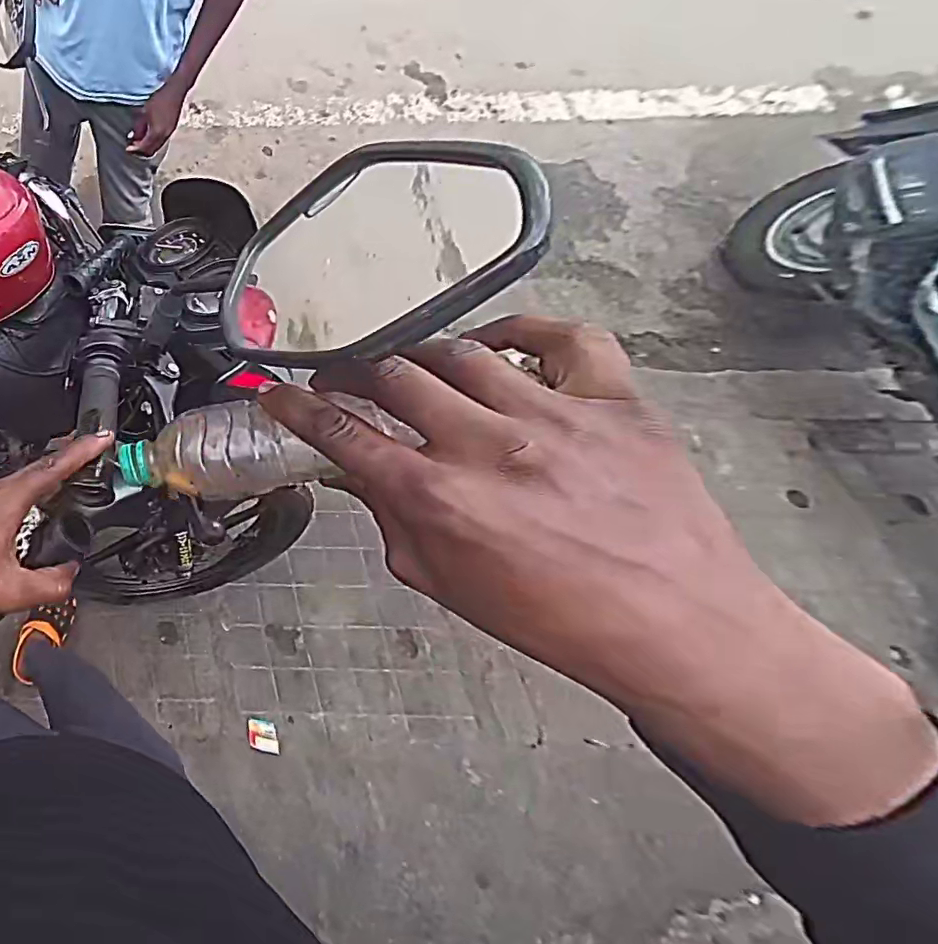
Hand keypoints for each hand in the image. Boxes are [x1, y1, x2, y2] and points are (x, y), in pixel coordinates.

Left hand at [0, 433, 111, 677]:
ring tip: (78, 458)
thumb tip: (71, 572)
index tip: (100, 440)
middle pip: (41, 464)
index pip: (51, 469)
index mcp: (7, 505)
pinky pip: (19, 483)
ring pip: (29, 472)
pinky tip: (47, 487)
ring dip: (56, 463)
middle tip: (96, 443)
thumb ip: (53, 582)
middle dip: (72, 450)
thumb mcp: (17, 590)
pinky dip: (40, 478)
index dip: (80, 453)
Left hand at [127, 80, 187, 156]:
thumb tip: (133, 137)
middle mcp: (164, 135)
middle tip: (132, 147)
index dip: (135, 150)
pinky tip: (147, 135)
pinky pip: (161, 141)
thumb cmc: (159, 98)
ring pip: (156, 147)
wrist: (176, 89)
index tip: (128, 148)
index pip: (144, 148)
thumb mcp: (144, 112)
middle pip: (151, 151)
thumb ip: (139, 127)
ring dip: (147, 147)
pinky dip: (153, 142)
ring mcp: (170, 132)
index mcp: (157, 132)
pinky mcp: (172, 128)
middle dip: (140, 151)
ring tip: (138, 142)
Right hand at [257, 315, 937, 825]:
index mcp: (436, 497)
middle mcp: (485, 446)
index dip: (296, 407)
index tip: (278, 394)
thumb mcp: (436, 577)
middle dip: (349, 372)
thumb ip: (385, 514)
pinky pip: (564, 338)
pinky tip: (492, 342)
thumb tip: (353, 470)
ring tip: (406, 368)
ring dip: (415, 355)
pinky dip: (519, 328)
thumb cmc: (549, 617)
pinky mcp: (615, 404)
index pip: (340, 432)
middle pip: (389, 376)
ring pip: (457, 351)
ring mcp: (554, 416)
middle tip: (341, 380)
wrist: (681, 631)